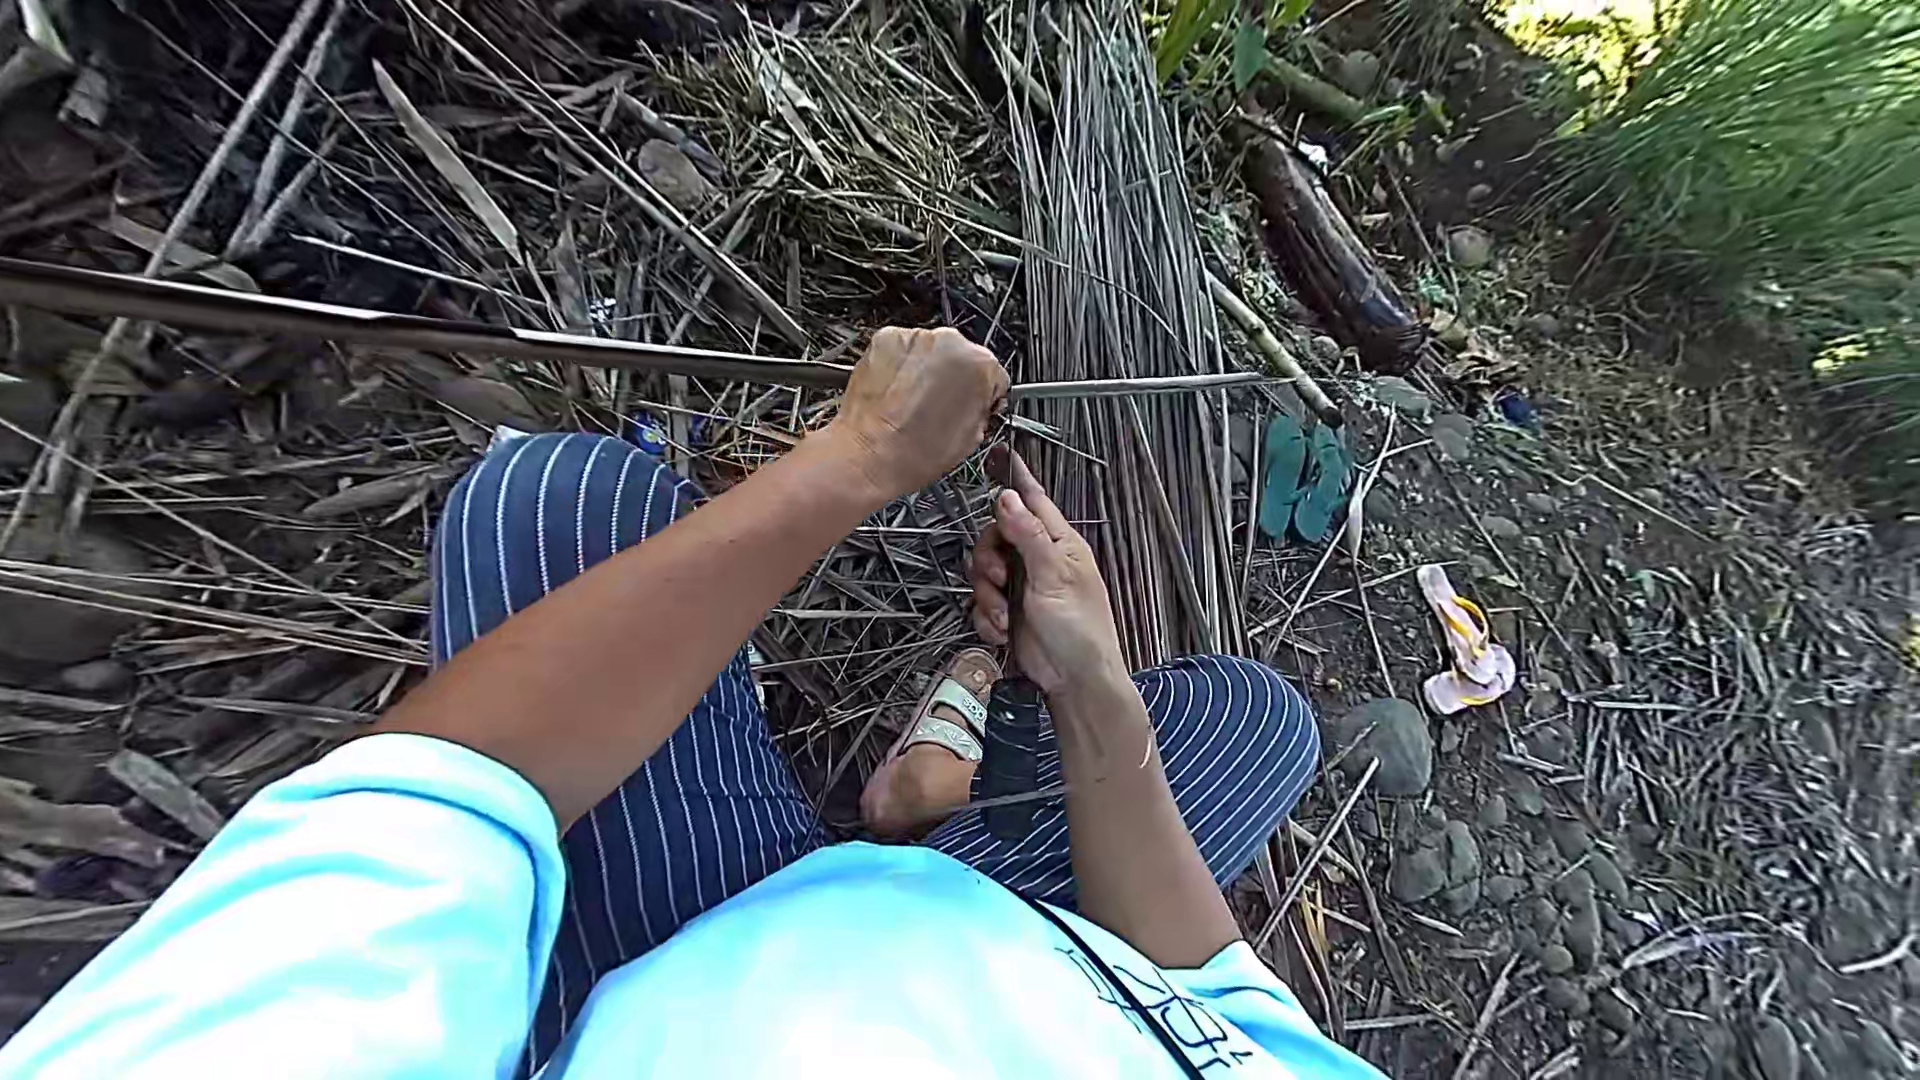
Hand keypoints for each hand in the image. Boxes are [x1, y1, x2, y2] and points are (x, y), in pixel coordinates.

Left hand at [828, 327, 1007, 500]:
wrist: (868, 456)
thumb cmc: (914, 453)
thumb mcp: (971, 439)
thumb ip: (982, 410)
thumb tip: (979, 403)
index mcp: (981, 365)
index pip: (995, 374)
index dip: (985, 395)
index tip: (974, 406)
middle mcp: (951, 342)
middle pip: (962, 358)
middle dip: (954, 380)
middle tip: (940, 410)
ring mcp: (916, 338)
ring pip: (931, 352)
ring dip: (926, 371)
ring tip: (914, 405)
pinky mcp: (885, 339)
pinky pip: (902, 350)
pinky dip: (900, 366)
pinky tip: (896, 394)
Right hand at [969, 449, 1128, 697]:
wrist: (1074, 679)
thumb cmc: (1080, 628)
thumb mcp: (1053, 576)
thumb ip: (1028, 536)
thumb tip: (1006, 498)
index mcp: (1057, 543)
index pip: (1033, 501)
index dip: (1015, 480)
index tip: (1000, 455)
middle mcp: (1037, 559)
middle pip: (995, 537)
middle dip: (988, 561)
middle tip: (999, 580)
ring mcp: (1021, 585)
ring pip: (983, 572)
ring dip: (988, 597)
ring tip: (1006, 616)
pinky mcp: (1007, 610)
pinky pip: (981, 602)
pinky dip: (987, 618)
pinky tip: (1003, 631)